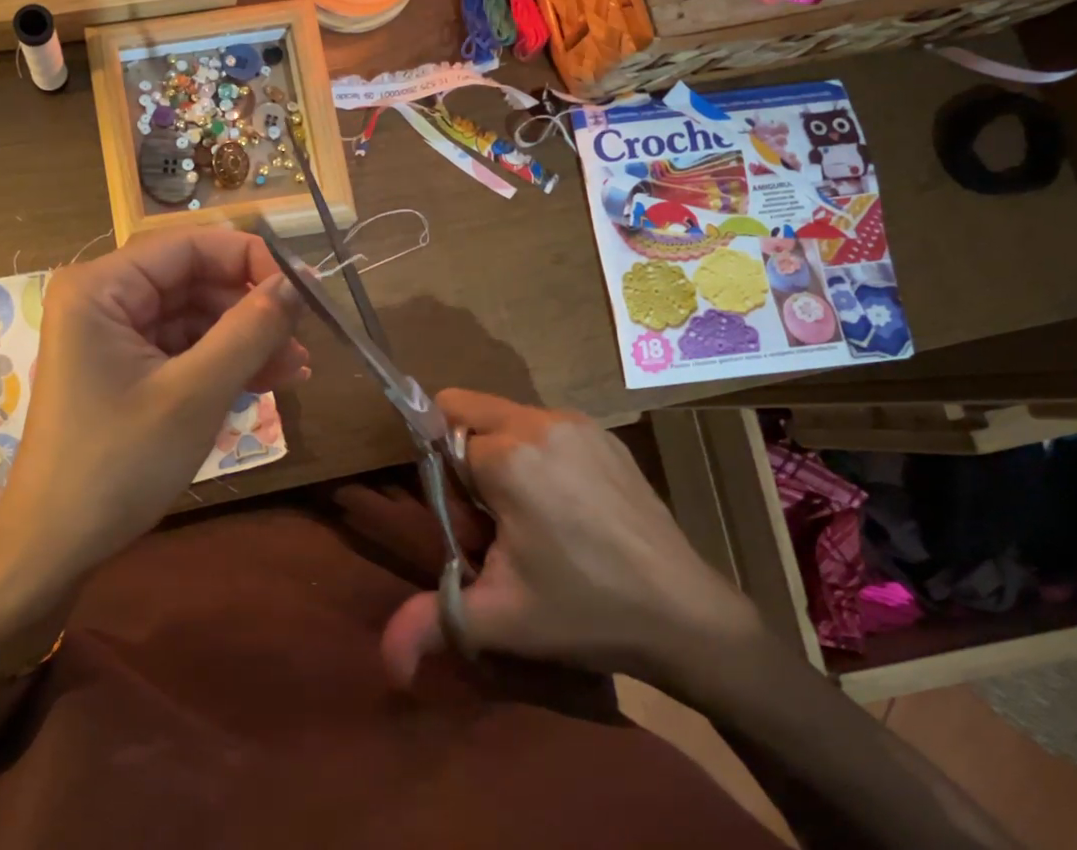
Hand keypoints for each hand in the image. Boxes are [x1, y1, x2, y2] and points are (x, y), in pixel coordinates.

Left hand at [0, 229, 307, 663]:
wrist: (56, 543)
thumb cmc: (119, 464)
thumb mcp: (193, 395)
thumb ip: (248, 332)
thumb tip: (296, 284)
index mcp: (100, 288)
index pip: (188, 246)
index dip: (251, 260)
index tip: (306, 292)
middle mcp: (101, 302)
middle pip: (191, 281)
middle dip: (250, 309)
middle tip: (305, 341)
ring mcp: (109, 340)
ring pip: (191, 319)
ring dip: (243, 341)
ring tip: (296, 371)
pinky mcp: (120, 374)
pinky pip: (179, 352)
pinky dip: (220, 365)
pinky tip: (265, 383)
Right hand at [381, 390, 763, 688]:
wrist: (692, 620)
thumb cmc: (587, 612)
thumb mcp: (500, 619)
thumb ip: (428, 624)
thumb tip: (384, 666)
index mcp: (510, 456)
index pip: (438, 431)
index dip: (443, 481)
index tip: (473, 526)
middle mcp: (542, 423)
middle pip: (467, 410)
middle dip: (462, 457)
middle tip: (492, 519)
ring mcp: (582, 426)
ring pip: (505, 418)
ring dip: (497, 457)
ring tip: (529, 519)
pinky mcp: (609, 439)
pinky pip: (543, 429)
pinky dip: (534, 456)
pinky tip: (562, 512)